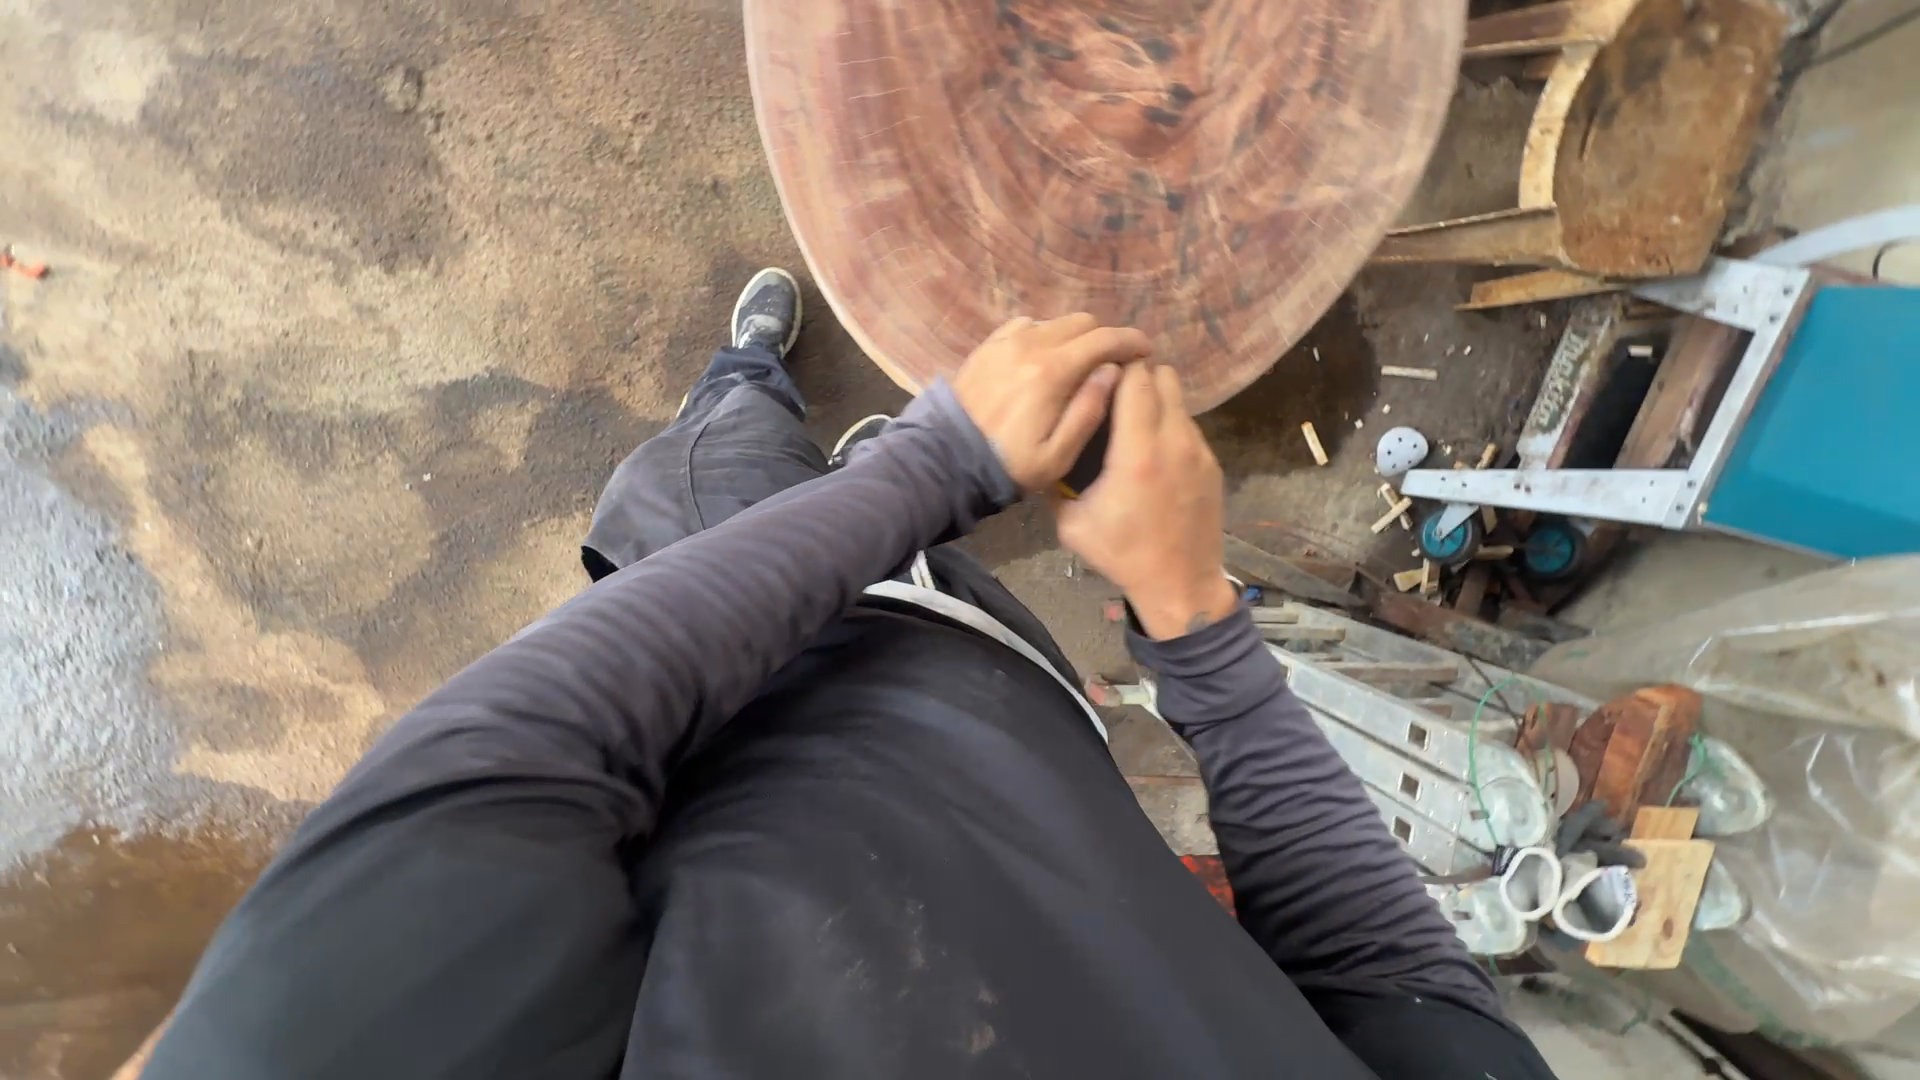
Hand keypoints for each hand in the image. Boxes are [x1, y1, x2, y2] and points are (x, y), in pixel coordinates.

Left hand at [950, 314, 1151, 490]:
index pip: (1104, 340)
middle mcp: (1030, 345)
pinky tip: (1042, 358)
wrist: (946, 460)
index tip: (1146, 350)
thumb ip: (1088, 412)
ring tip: (1078, 363)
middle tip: (1111, 363)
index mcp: (1052, 372)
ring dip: (1074, 337)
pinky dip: (1043, 335)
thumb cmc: (1007, 466)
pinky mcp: (987, 347)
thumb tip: (1111, 373)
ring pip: (1054, 322)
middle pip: (1081, 322)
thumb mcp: (1057, 456)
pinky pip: (1024, 326)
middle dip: (1104, 338)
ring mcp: (1004, 343)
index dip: (1131, 341)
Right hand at [1053, 364, 1238, 640]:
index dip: (1116, 369)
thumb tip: (1046, 458)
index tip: (1097, 376)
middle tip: (1113, 392)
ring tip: (1132, 421)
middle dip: (1138, 376)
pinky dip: (1170, 425)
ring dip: (1156, 400)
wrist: (1180, 584)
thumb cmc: (1123, 555)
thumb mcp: (1073, 526)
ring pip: (1179, 400)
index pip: (1135, 380)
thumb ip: (1057, 487)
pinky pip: (1188, 426)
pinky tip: (1153, 451)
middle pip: (1163, 377)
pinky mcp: (1212, 464)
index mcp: (1137, 453)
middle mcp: (1173, 442)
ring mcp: (1198, 451)